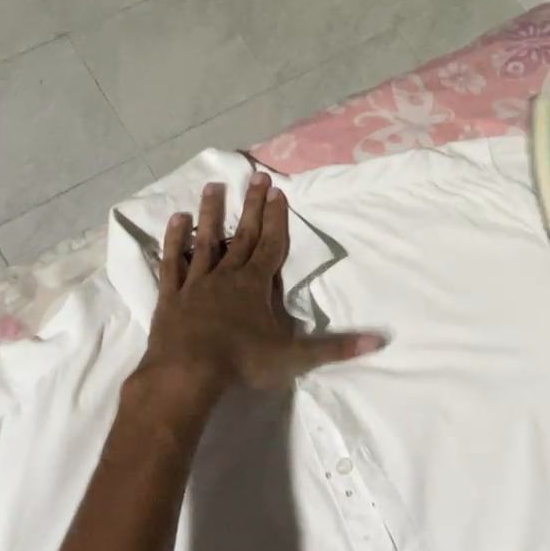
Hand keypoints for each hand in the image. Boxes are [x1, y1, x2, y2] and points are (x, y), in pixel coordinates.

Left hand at [134, 173, 382, 395]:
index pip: (271, 244)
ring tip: (213, 186)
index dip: (277, 218)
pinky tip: (175, 220)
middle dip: (252, 205)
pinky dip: (174, 241)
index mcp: (255, 285)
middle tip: (256, 176)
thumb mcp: (295, 357)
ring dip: (210, 214)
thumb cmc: (242, 362)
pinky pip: (173, 262)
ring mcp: (196, 283)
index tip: (278, 190)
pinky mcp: (171, 296)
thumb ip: (336, 348)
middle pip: (242, 235)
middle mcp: (227, 276)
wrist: (186, 374)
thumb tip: (379, 340)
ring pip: (205, 241)